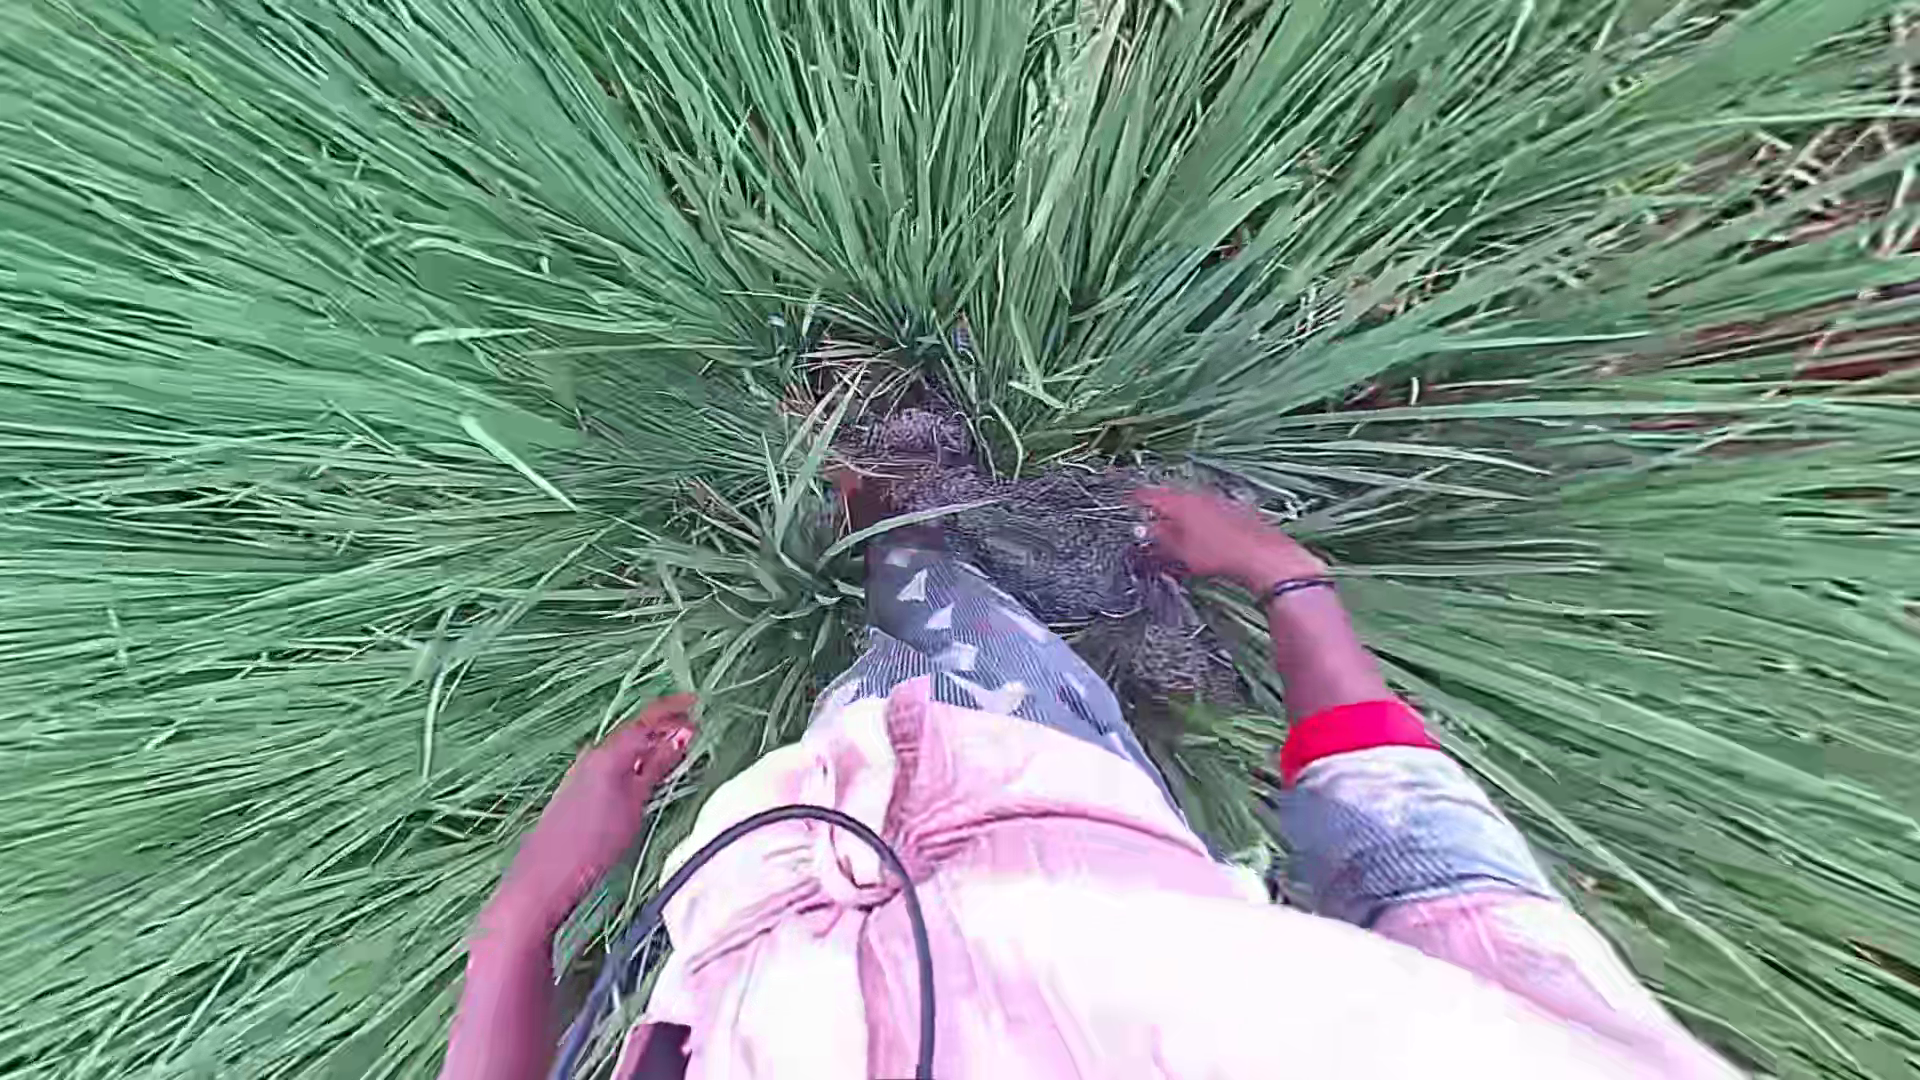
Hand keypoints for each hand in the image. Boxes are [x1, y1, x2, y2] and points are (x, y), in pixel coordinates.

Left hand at [483, 694, 696, 935]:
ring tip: (679, 748)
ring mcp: (584, 769)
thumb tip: (684, 735)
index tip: (698, 703)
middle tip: (695, 730)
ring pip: (626, 745)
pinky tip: (650, 770)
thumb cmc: (595, 840)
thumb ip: (660, 764)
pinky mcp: (579, 786)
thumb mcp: (637, 799)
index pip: (648, 718)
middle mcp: (595, 753)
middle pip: (637, 729)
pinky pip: (616, 759)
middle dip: (667, 726)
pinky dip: (638, 757)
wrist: (544, 879)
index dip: (674, 708)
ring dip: (653, 742)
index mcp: (610, 751)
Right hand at [1135, 487, 1326, 592]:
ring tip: (1171, 528)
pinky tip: (1199, 534)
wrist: (1263, 557)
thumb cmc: (1223, 554)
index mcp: (1181, 503)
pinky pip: (1206, 509)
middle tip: (1146, 515)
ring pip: (1189, 502)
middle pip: (1170, 496)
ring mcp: (1218, 501)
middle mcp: (1199, 496)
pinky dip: (1197, 517)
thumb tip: (1147, 530)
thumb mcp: (1179, 551)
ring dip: (1177, 512)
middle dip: (1157, 506)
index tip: (1126, 502)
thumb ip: (1159, 537)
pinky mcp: (1233, 510)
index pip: (1149, 495)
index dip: (1135, 499)